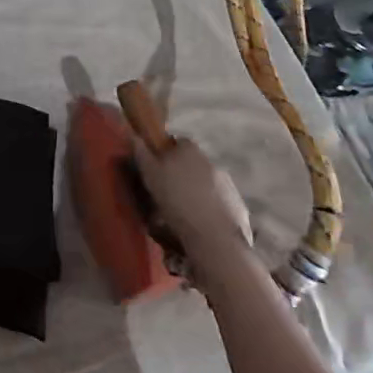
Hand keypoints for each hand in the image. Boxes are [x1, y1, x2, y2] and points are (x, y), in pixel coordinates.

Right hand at [133, 137, 253, 255]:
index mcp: (190, 149)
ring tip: (184, 212)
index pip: (177, 142)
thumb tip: (133, 134)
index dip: (166, 153)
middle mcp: (211, 162)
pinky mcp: (238, 206)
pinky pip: (220, 203)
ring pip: (207, 183)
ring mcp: (228, 184)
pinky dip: (211, 209)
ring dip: (197, 192)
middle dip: (183, 173)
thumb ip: (141, 153)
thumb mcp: (150, 174)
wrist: (213, 237)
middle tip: (168, 192)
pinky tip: (200, 225)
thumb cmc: (176, 200)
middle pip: (193, 163)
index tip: (157, 167)